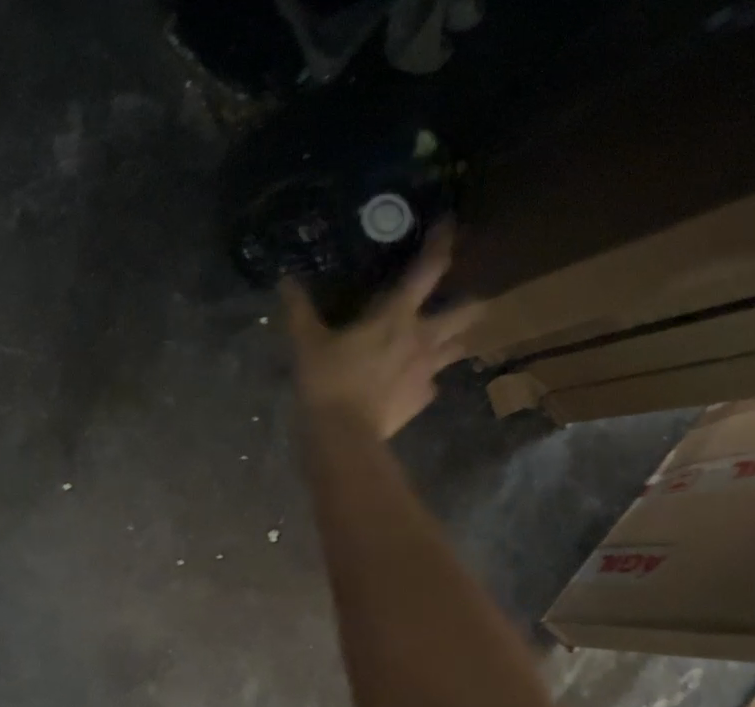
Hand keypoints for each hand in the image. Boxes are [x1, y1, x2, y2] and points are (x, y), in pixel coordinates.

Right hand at [282, 223, 486, 437]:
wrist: (343, 435)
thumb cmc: (327, 381)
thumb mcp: (305, 343)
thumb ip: (299, 310)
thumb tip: (285, 280)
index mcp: (396, 316)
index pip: (429, 270)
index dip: (442, 243)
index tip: (450, 224)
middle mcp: (423, 337)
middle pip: (468, 311)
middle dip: (469, 301)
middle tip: (456, 300)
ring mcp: (428, 370)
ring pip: (460, 346)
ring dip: (454, 339)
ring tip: (441, 339)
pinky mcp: (422, 398)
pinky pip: (433, 382)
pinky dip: (425, 378)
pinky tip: (408, 381)